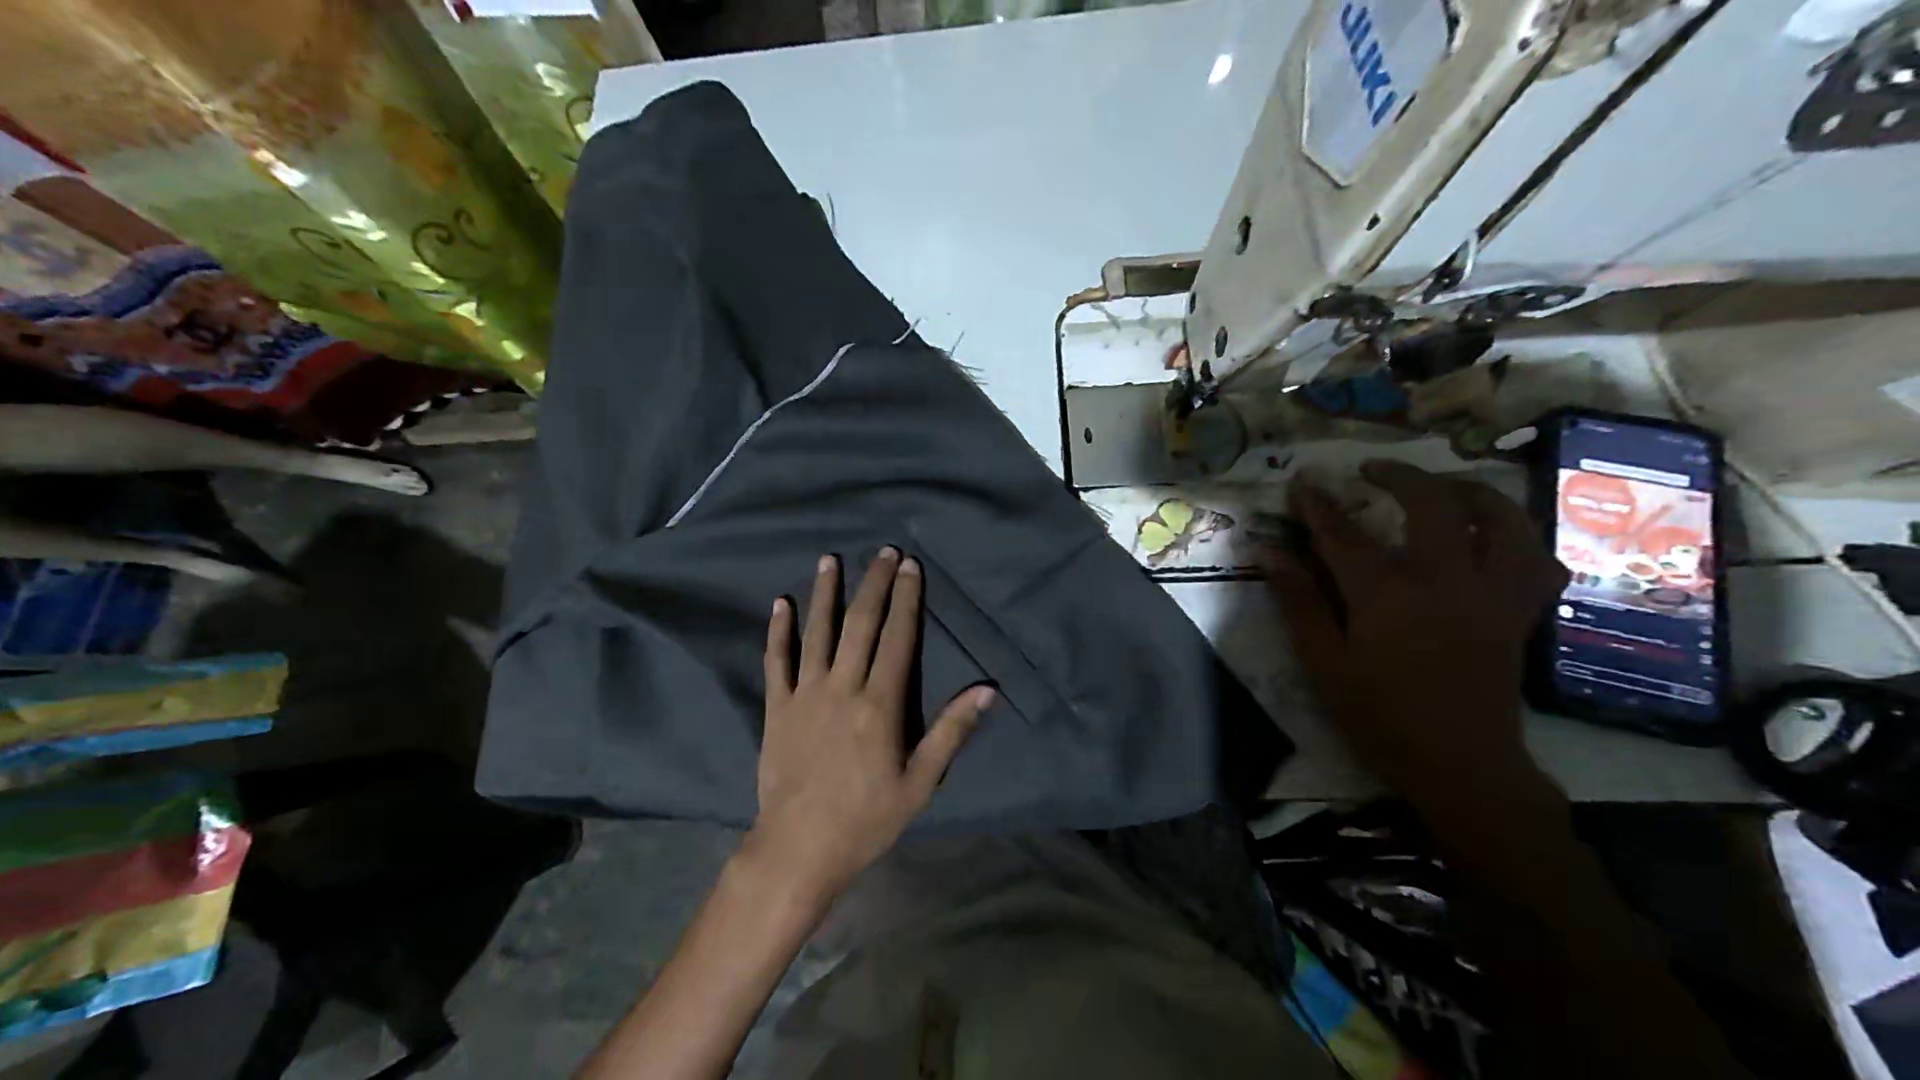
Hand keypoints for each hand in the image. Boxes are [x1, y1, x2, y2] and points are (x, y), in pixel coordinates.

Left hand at [745, 548, 991, 900]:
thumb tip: (987, 691)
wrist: (799, 849)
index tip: (911, 566)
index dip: (906, 599)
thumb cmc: (867, 819)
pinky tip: (779, 604)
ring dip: (825, 594)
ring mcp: (804, 695)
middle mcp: (842, 687)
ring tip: (830, 559)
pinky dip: (778, 631)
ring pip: (817, 633)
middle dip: (873, 585)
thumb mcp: (921, 783)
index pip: (897, 638)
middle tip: (883, 552)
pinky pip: (776, 661)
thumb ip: (951, 732)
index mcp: (880, 704)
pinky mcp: (777, 708)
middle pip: (860, 624)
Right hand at [1264, 461, 1566, 800]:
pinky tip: (1495, 536)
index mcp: (1389, 593)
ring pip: (1501, 519)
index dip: (1318, 506)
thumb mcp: (1323, 662)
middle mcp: (1447, 579)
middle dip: (1399, 476)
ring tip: (1443, 486)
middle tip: (1371, 470)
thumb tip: (1269, 553)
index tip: (1301, 483)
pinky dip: (1518, 537)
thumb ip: (1298, 602)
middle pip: (1431, 504)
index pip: (1343, 534)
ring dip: (1470, 491)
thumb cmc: (1379, 715)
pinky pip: (1536, 559)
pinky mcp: (1519, 612)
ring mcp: (1492, 592)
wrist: (1460, 764)